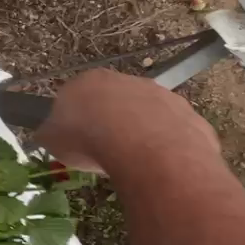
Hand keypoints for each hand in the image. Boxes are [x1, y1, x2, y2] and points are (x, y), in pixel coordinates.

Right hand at [35, 69, 218, 174]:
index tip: (74, 136)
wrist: (151, 155)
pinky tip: (157, 164)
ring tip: (131, 160)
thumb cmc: (89, 141)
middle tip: (102, 148)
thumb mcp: (51, 140)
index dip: (73, 117)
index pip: (75, 94)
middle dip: (109, 121)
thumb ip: (51, 132)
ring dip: (140, 133)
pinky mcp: (194, 118)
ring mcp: (166, 97)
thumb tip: (52, 135)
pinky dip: (166, 146)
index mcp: (88, 80)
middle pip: (114, 101)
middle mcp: (127, 81)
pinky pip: (175, 132)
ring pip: (147, 115)